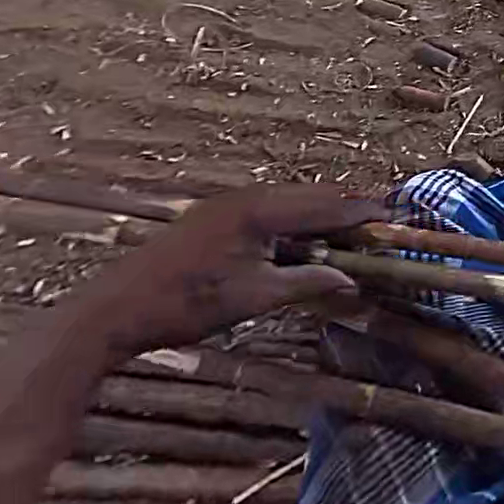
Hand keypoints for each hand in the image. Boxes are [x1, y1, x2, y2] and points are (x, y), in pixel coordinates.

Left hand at [74, 185, 384, 355]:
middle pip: (309, 195)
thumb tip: (350, 278)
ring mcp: (228, 202)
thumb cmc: (188, 305)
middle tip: (376, 213)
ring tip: (348, 221)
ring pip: (289, 199)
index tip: (389, 210)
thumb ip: (306, 281)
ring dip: (319, 209)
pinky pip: (269, 206)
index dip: (358, 209)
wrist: (114, 308)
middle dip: (344, 204)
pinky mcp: (215, 214)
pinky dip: (294, 216)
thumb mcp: (255, 297)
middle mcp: (247, 197)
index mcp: (260, 211)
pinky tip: (301, 232)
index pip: (322, 206)